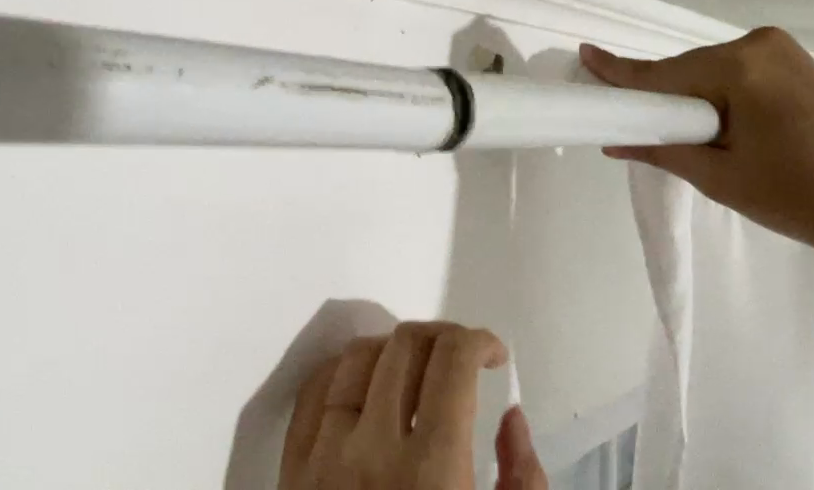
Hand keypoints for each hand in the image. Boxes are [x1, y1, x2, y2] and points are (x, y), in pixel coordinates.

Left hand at [280, 322, 546, 489]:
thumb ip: (523, 484)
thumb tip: (512, 420)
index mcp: (433, 470)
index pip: (451, 361)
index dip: (478, 341)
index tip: (494, 354)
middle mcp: (372, 448)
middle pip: (406, 346)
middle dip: (443, 337)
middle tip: (461, 359)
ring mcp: (323, 455)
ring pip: (357, 356)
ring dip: (394, 348)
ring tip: (415, 368)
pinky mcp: (290, 470)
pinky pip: (314, 390)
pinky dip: (344, 370)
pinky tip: (366, 382)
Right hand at [580, 27, 813, 271]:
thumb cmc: (809, 200)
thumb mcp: (724, 180)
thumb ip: (664, 150)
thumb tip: (616, 140)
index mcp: (740, 66)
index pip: (663, 74)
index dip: (620, 75)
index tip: (583, 57)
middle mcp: (759, 44)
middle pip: (686, 71)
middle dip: (664, 100)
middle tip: (640, 133)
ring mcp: (784, 51)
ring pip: (712, 73)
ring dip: (695, 101)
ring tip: (694, 142)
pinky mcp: (800, 65)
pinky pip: (739, 76)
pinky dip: (722, 98)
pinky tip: (723, 128)